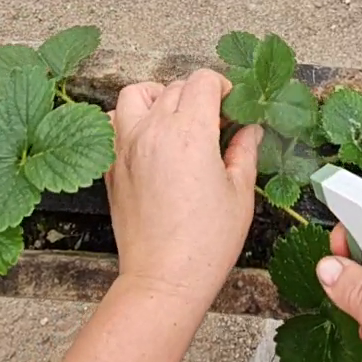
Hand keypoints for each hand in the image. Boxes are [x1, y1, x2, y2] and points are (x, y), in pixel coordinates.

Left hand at [106, 68, 262, 306]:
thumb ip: (244, 151)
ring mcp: (127, 146)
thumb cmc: (206, 244)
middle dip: (198, 95)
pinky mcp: (111, 165)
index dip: (222, 88)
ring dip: (157, 96)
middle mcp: (154, 131)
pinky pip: (112, 123)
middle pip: (175, 86)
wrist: (163, 280)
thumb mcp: (239, 194)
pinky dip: (128, 121)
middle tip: (213, 122)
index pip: (203, 81)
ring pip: (135, 93)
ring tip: (175, 120)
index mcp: (190, 134)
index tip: (231, 107)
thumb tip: (250, 129)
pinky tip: (148, 139)